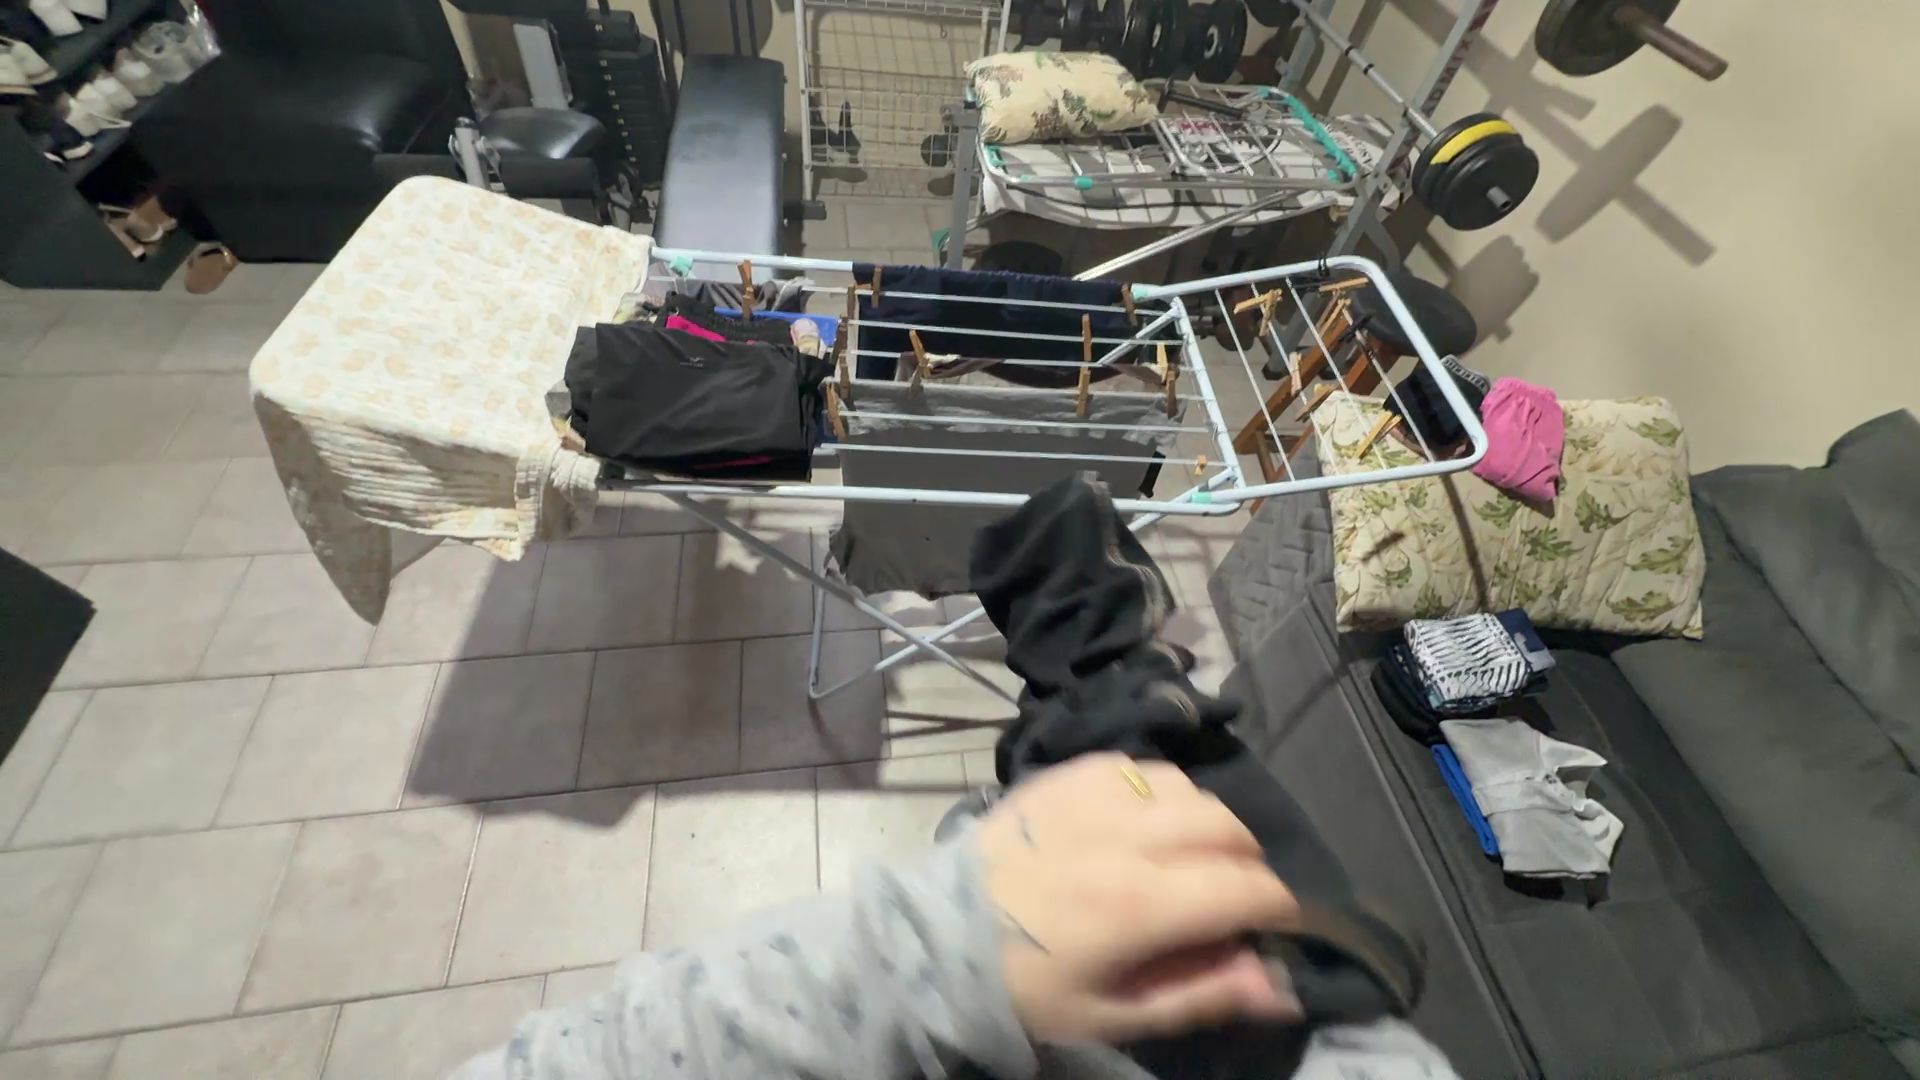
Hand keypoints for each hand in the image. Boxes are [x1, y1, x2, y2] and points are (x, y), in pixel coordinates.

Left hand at [974, 753, 1303, 1043]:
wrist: (945, 931)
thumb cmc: (1031, 984)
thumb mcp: (1116, 1011)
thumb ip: (1203, 991)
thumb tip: (1281, 983)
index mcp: (1137, 902)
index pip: (1243, 886)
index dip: (1277, 904)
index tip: (1277, 920)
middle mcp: (1122, 833)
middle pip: (1224, 823)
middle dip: (1247, 857)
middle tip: (1233, 889)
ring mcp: (1091, 793)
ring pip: (1185, 784)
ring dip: (1204, 817)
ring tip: (1189, 850)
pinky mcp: (1067, 772)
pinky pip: (1137, 763)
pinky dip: (1158, 788)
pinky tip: (1145, 817)